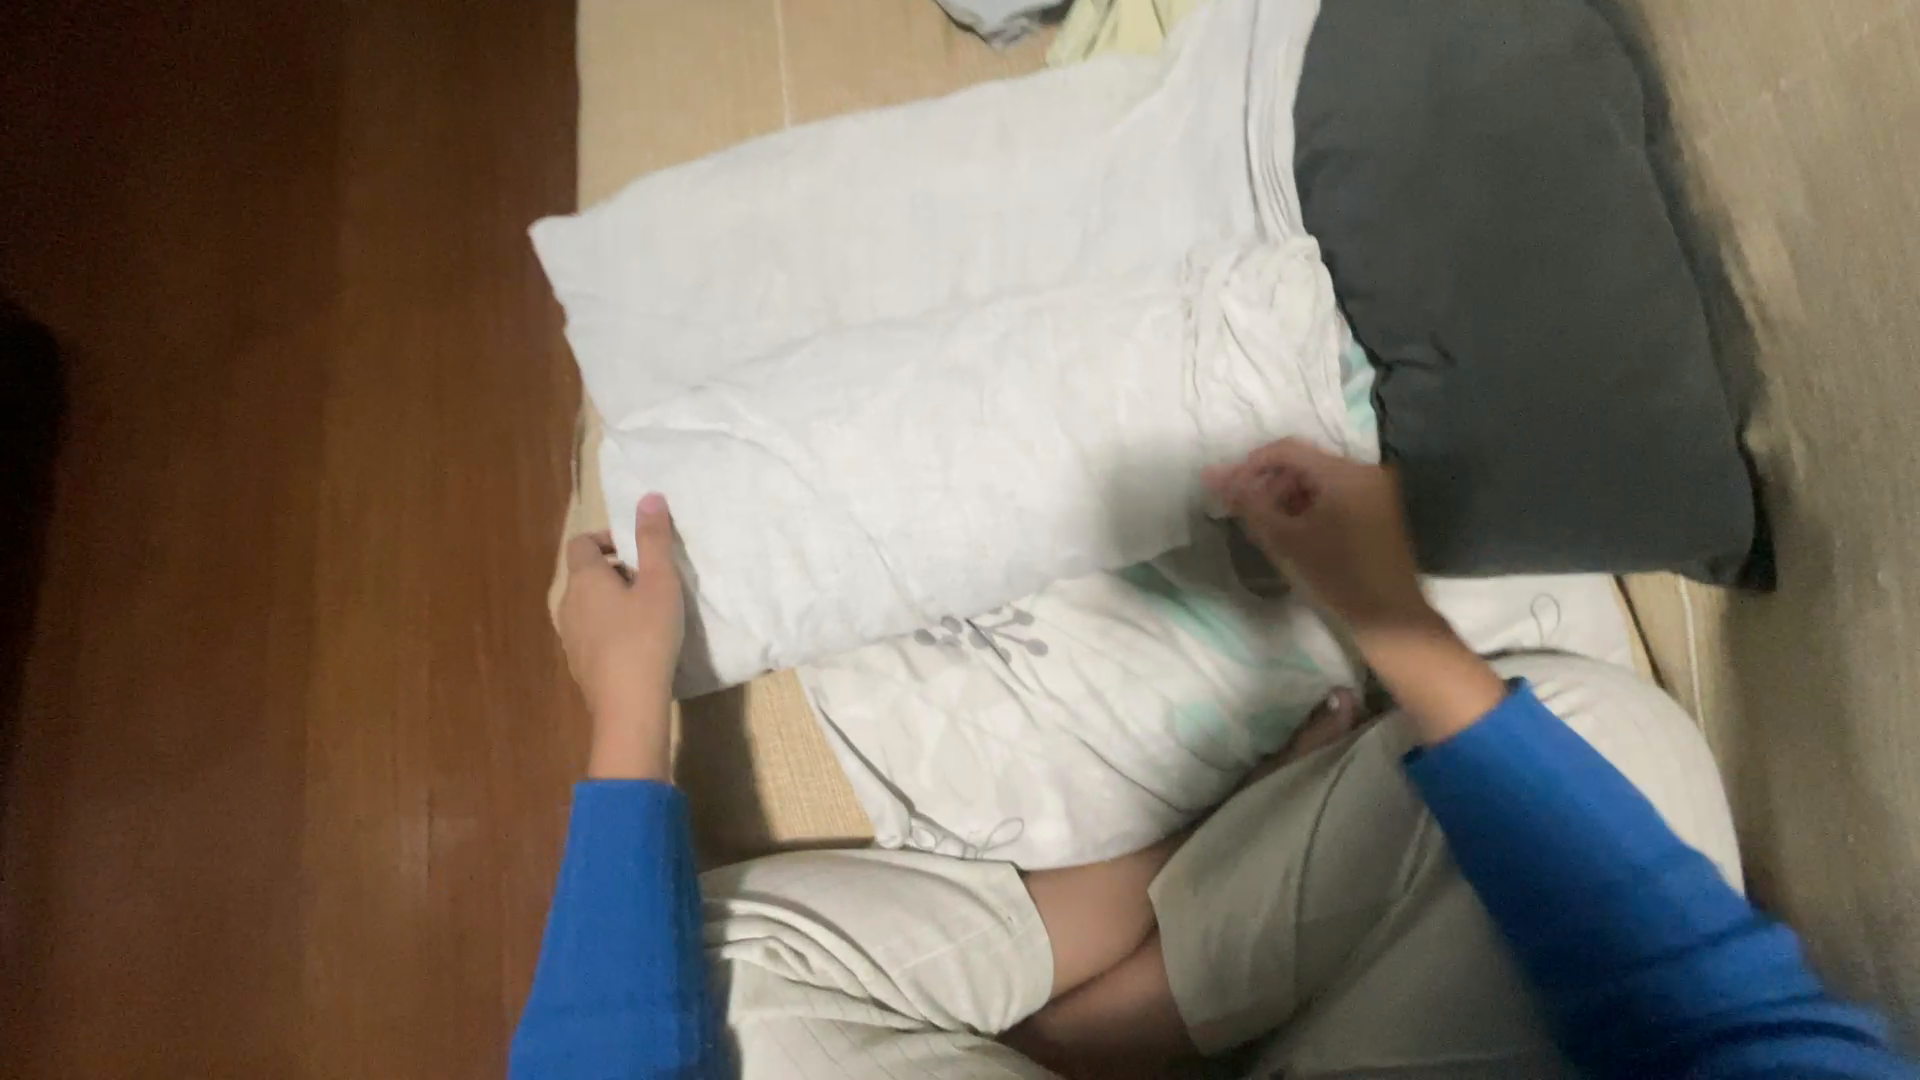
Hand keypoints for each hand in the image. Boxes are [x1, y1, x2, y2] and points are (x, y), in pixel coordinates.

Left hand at [558, 493, 684, 780]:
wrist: (629, 703)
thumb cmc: (647, 634)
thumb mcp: (660, 582)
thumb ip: (654, 540)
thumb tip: (649, 497)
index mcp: (584, 580)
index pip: (581, 544)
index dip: (607, 539)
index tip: (637, 550)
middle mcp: (568, 604)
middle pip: (584, 574)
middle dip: (615, 570)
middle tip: (652, 580)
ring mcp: (570, 637)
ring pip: (587, 605)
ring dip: (612, 600)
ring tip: (648, 612)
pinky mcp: (580, 663)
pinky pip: (592, 632)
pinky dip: (610, 627)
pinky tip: (638, 644)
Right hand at [1202, 439, 1434, 638]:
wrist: (1388, 618)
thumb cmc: (1334, 577)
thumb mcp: (1283, 539)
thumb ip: (1246, 502)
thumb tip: (1211, 474)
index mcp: (1344, 473)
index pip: (1286, 450)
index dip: (1249, 465)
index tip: (1226, 490)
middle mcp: (1363, 472)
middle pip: (1301, 464)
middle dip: (1266, 484)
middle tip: (1243, 513)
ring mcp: (1373, 491)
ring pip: (1314, 481)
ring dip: (1283, 498)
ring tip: (1264, 527)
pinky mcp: (1375, 510)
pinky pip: (1331, 495)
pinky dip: (1305, 508)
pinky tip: (1289, 533)